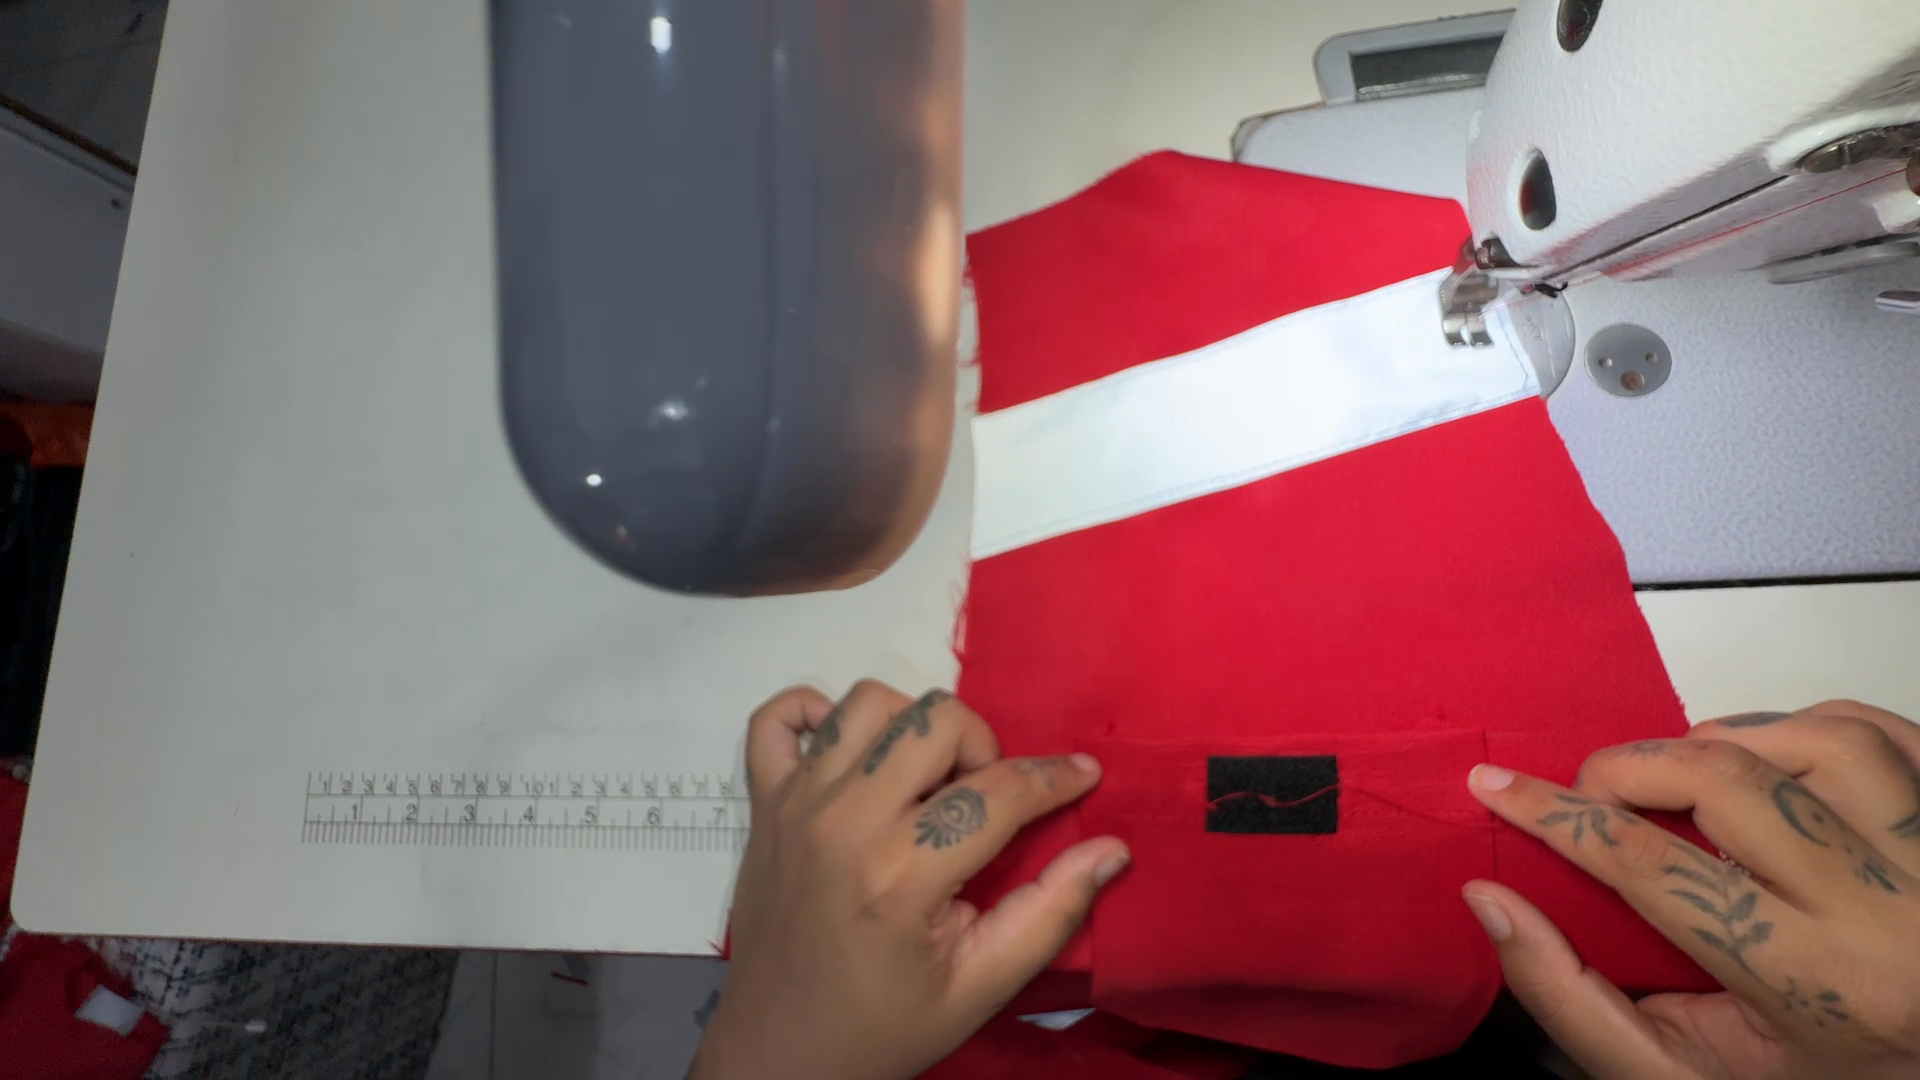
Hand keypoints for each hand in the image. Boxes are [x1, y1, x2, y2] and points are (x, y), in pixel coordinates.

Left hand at [689, 681, 1129, 1079]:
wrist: (775, 1056)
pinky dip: (812, 713)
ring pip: (866, 701)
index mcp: (900, 875)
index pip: (998, 793)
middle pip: (934, 719)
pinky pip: (776, 716)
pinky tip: (846, 752)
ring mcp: (795, 801)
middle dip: (980, 747)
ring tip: (920, 778)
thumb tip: (1113, 849)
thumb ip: (1051, 913)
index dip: (1055, 777)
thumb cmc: (882, 1026)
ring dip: (910, 725)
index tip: (1083, 772)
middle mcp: (844, 820)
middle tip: (981, 796)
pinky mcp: (763, 799)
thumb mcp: (980, 988)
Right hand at [1462, 700, 1919, 1078]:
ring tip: (1683, 775)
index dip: (1549, 812)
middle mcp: (1899, 924)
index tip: (1489, 783)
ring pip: (1817, 741)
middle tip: (1594, 794)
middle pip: (1724, 779)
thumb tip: (1484, 896)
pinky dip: (1803, 728)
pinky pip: (1880, 734)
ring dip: (1721, 740)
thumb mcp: (1670, 1075)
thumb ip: (1566, 995)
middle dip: (1623, 768)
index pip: (1646, 863)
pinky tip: (1765, 765)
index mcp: (1819, 988)